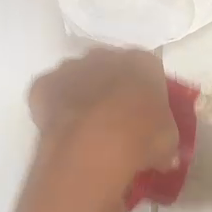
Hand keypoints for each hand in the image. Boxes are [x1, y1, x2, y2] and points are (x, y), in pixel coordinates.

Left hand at [25, 48, 178, 211]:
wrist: (96, 144)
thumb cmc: (142, 136)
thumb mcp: (168, 141)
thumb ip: (165, 139)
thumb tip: (164, 155)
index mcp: (142, 62)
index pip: (147, 71)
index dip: (145, 94)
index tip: (145, 116)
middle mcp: (104, 56)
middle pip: (108, 69)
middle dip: (110, 90)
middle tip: (115, 122)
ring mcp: (70, 68)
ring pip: (76, 79)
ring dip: (80, 97)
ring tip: (86, 131)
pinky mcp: (44, 85)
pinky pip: (49, 95)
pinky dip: (54, 110)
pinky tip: (62, 132)